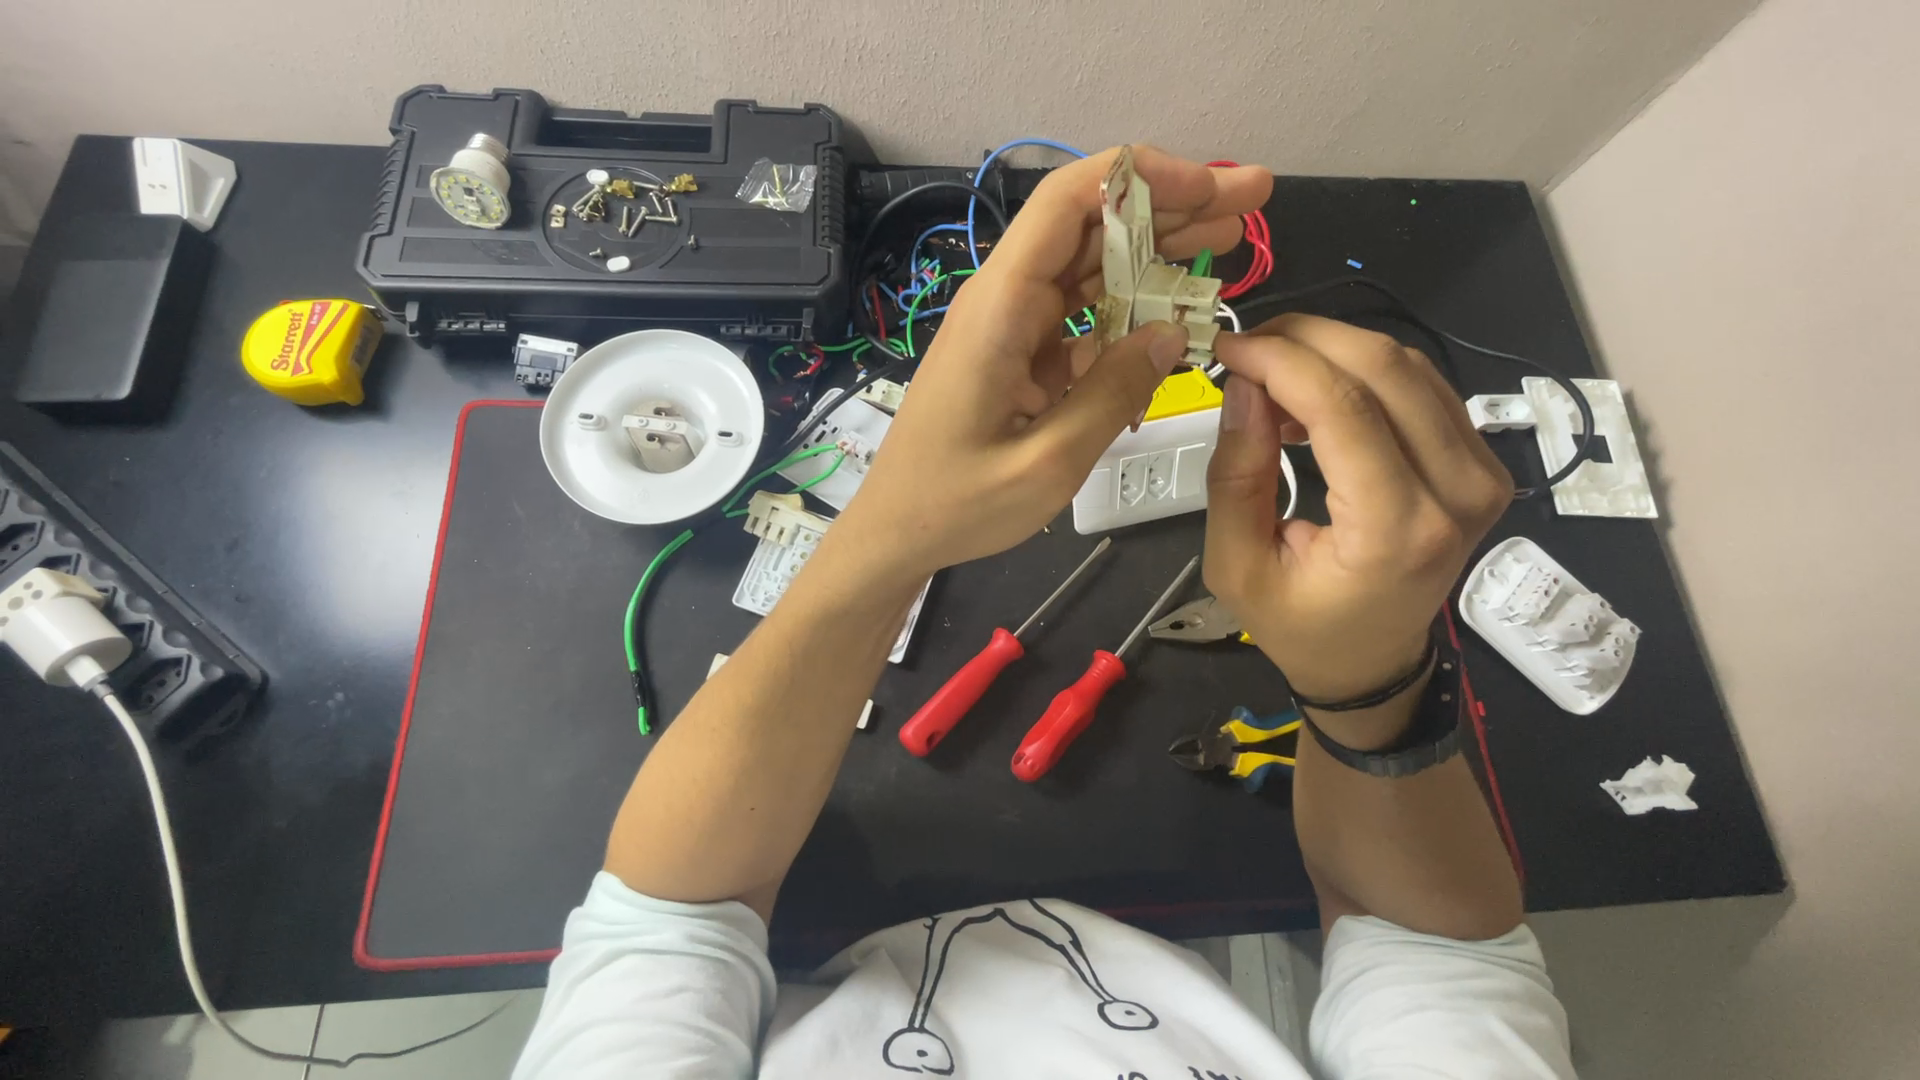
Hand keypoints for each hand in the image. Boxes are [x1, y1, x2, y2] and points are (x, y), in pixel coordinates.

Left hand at [834, 146, 1272, 582]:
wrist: (896, 531)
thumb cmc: (957, 504)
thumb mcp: (1047, 463)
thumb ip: (1113, 393)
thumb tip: (1172, 332)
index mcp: (1000, 308)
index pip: (1069, 202)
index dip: (1145, 179)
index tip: (1212, 189)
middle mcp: (1003, 301)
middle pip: (1088, 227)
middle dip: (1169, 208)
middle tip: (1248, 204)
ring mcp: (1008, 328)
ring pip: (1088, 270)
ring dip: (1154, 257)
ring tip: (1224, 250)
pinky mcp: (1014, 356)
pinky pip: (1076, 321)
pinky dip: (1124, 316)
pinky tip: (1169, 324)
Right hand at [1203, 316, 1512, 701]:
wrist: (1368, 660)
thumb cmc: (1297, 625)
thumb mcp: (1237, 566)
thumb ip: (1236, 476)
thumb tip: (1243, 387)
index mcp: (1395, 530)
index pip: (1344, 408)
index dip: (1280, 361)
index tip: (1227, 345)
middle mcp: (1456, 492)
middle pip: (1386, 369)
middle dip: (1306, 338)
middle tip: (1247, 345)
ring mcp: (1481, 474)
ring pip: (1408, 366)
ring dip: (1332, 349)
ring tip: (1272, 370)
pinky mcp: (1481, 463)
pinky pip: (1422, 387)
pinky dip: (1360, 371)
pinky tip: (1314, 392)